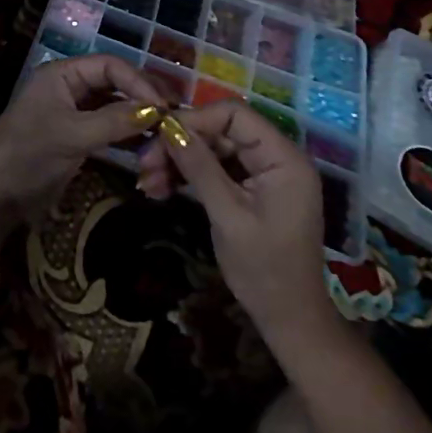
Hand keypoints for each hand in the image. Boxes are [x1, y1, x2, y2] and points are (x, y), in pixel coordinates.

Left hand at [0, 55, 165, 229]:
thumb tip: (158, 111)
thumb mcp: (72, 135)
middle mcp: (69, 87)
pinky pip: (111, 129)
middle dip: (144, 98)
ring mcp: (74, 113)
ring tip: (169, 133)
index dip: (139, 82)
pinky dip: (130, 136)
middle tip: (175, 118)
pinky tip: (151, 148)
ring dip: (140, 119)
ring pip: (116, 108)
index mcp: (61, 74)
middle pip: (116, 84)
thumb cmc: (28, 155)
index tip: (165, 107)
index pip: (110, 66)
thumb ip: (114, 121)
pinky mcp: (78, 138)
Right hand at [157, 102, 334, 338]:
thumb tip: (168, 127)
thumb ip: (200, 167)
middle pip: (218, 131)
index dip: (194, 119)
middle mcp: (275, 158)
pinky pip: (213, 169)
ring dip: (177, 161)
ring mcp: (261, 174)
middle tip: (144, 165)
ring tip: (147, 182)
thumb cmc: (264, 268)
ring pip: (210, 150)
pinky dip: (186, 176)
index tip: (158, 136)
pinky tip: (159, 189)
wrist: (287, 317)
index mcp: (283, 159)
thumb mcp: (228, 215)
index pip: (234, 115)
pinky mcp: (249, 189)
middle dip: (179, 144)